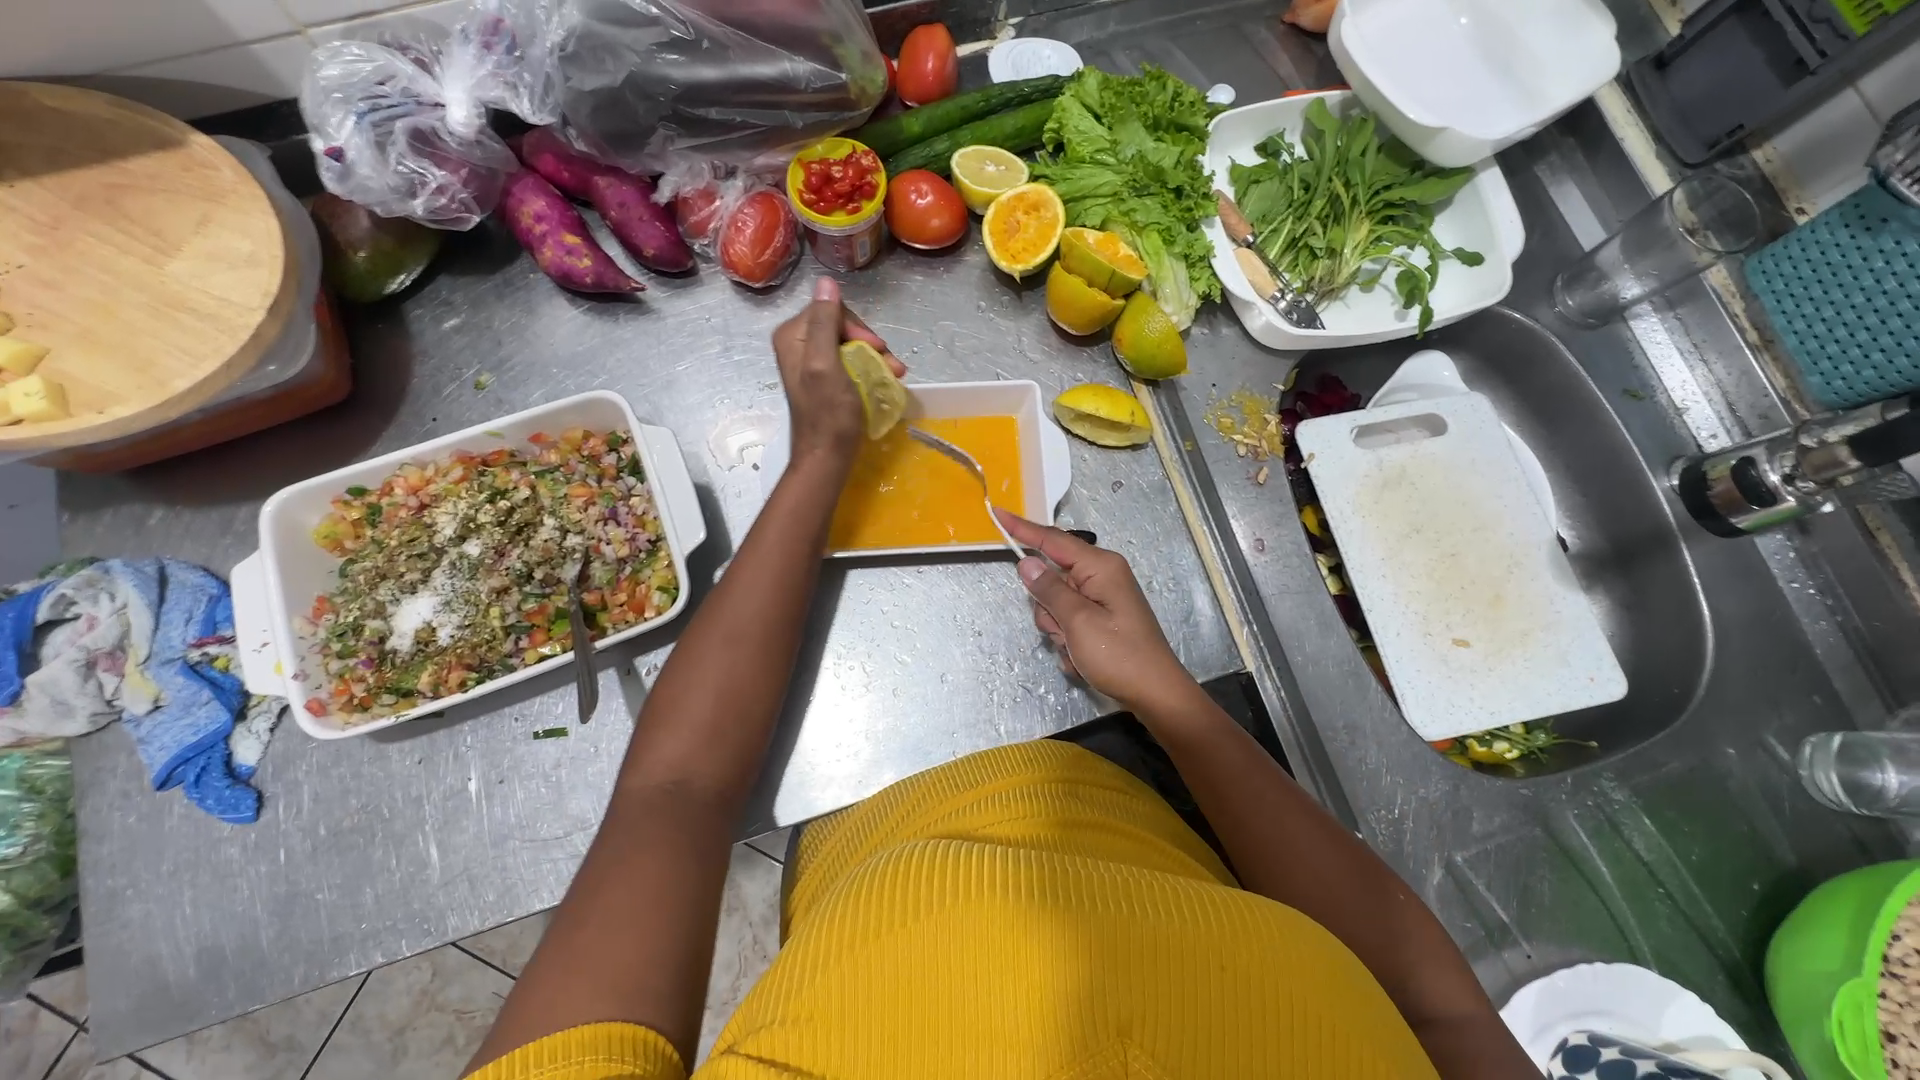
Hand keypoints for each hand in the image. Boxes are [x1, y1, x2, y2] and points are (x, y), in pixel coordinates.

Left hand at [771, 277, 905, 468]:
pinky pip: (849, 359)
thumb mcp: (825, 365)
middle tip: (890, 363)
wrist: (828, 457)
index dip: (857, 327)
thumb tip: (825, 282)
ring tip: (895, 373)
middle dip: (869, 342)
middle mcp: (797, 344)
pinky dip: (869, 366)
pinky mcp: (824, 378)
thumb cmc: (829, 415)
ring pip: (849, 342)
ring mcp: (811, 361)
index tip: (876, 349)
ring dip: (875, 355)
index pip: (830, 308)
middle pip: (841, 324)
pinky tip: (885, 378)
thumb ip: (823, 323)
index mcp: (792, 335)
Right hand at [996, 510, 1192, 710]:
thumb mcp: (1078, 622)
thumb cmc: (1119, 655)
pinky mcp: (1102, 619)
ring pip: (1056, 605)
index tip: (998, 513)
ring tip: (1077, 651)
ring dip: (1058, 631)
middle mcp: (1102, 576)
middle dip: (1048, 608)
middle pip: (1051, 578)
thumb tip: (1026, 563)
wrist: (1155, 694)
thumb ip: (1049, 589)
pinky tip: (1083, 660)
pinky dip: (1069, 642)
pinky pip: (1069, 623)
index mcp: (1100, 567)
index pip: (1053, 540)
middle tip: (1064, 633)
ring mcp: (1102, 599)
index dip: (1023, 529)